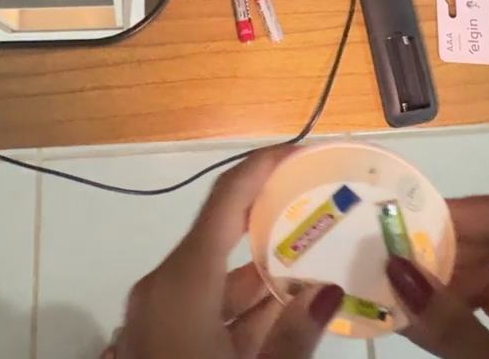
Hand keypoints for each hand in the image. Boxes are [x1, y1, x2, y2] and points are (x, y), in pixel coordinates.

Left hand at [106, 147, 346, 358]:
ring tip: (319, 255)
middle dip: (274, 220)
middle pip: (224, 234)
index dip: (262, 165)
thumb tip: (329, 287)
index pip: (226, 199)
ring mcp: (160, 317)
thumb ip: (295, 336)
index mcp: (182, 281)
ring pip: (220, 278)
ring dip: (265, 272)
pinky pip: (209, 309)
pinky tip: (289, 312)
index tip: (301, 149)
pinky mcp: (162, 342)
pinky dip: (247, 308)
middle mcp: (165, 287)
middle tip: (321, 201)